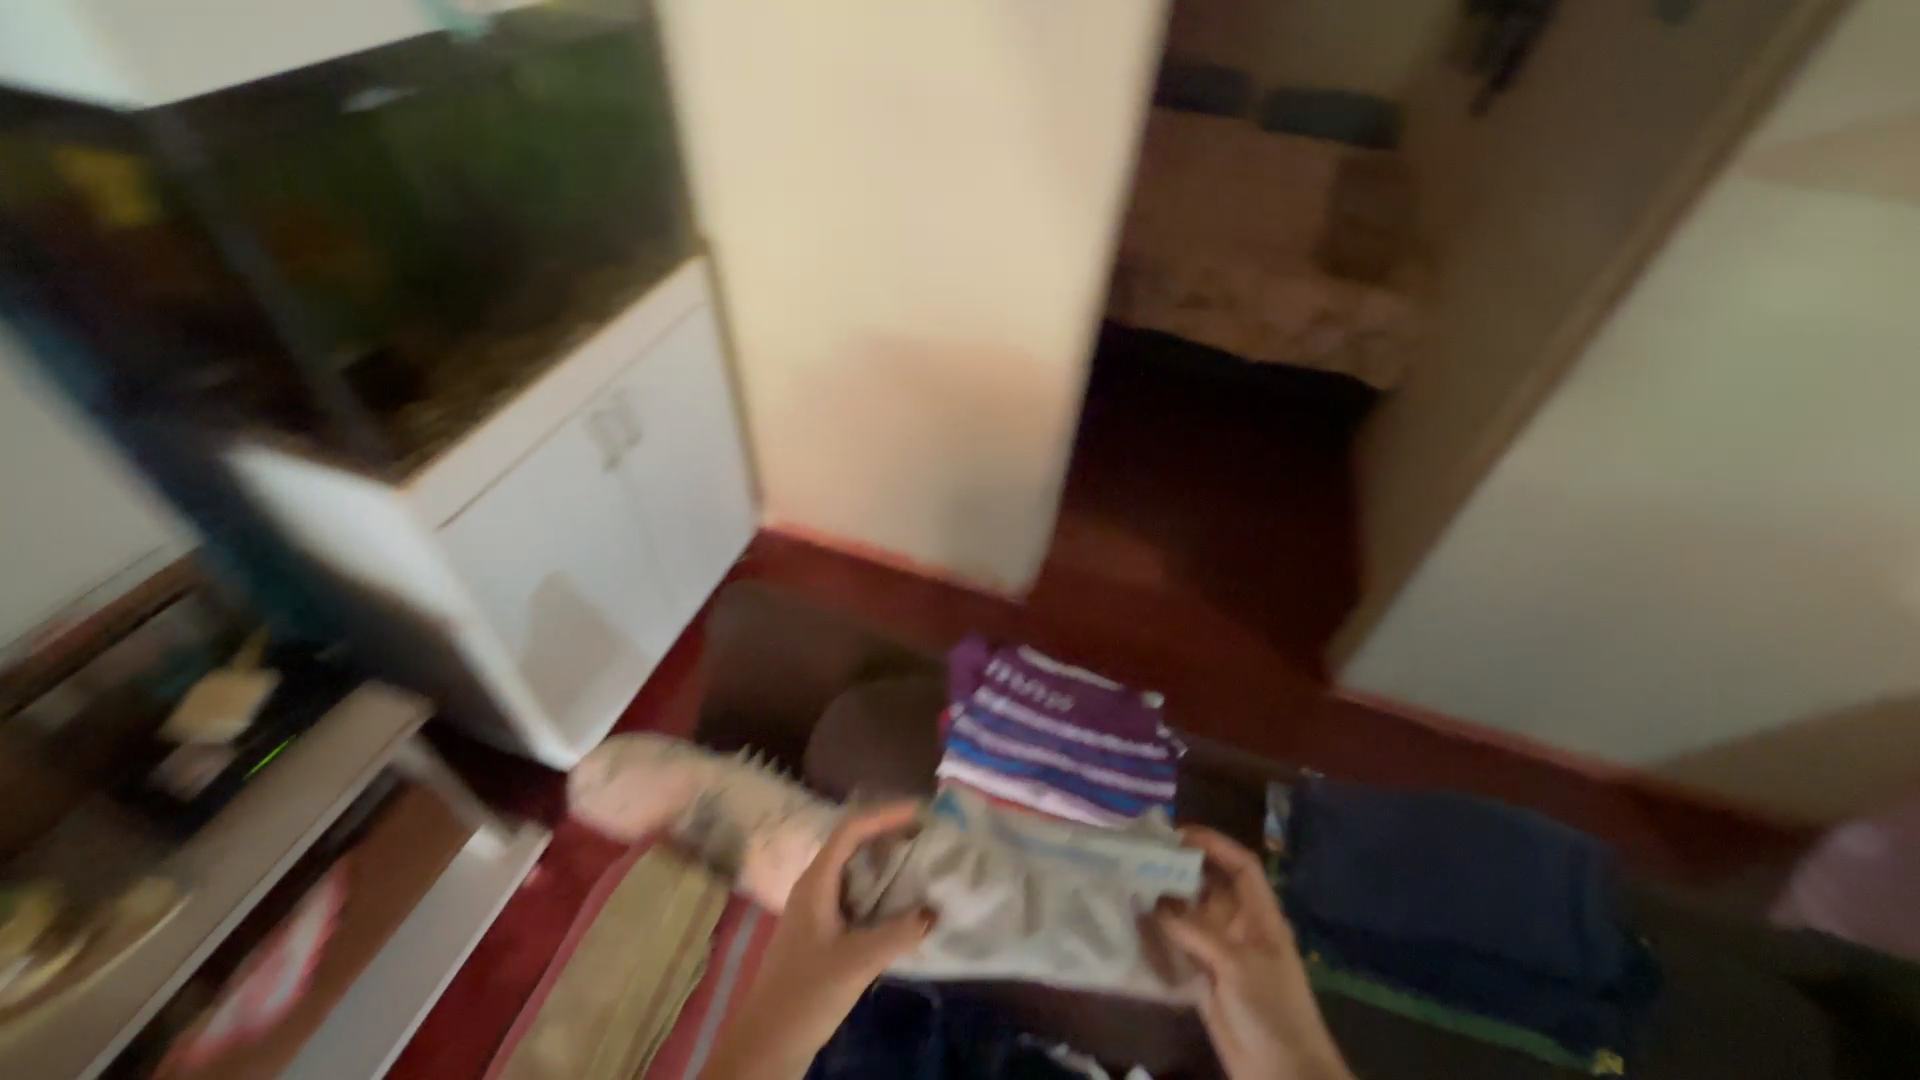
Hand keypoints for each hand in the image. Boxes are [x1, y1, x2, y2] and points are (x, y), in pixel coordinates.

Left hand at [701, 802, 933, 1079]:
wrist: (767, 1043)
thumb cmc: (806, 993)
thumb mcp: (857, 962)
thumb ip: (897, 933)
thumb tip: (933, 911)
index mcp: (816, 882)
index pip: (851, 831)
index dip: (884, 816)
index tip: (919, 813)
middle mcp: (814, 887)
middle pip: (852, 845)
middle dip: (888, 835)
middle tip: (926, 836)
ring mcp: (815, 910)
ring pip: (853, 872)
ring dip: (884, 864)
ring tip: (921, 863)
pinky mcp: (821, 933)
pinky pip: (854, 897)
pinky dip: (879, 892)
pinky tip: (900, 906)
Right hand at [1156, 827, 1352, 1079]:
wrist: (1284, 1075)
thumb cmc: (1273, 1011)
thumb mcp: (1238, 965)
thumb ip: (1196, 930)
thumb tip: (1155, 902)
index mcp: (1261, 917)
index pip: (1242, 867)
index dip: (1215, 844)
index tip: (1178, 833)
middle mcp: (1239, 928)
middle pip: (1210, 886)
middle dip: (1181, 869)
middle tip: (1141, 854)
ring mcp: (1221, 954)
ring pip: (1190, 915)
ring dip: (1165, 901)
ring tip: (1129, 882)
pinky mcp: (1203, 979)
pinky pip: (1178, 947)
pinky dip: (1158, 936)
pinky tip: (1132, 924)